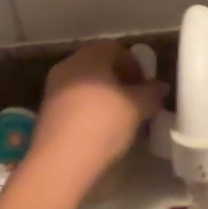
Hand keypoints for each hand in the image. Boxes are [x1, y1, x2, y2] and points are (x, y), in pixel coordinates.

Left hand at [31, 41, 166, 183]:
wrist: (61, 160)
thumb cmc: (103, 123)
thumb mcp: (136, 108)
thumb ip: (151, 94)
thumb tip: (160, 86)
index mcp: (89, 56)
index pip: (115, 48)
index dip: (134, 65)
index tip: (145, 87)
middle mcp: (68, 65)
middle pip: (98, 64)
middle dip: (119, 80)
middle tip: (135, 101)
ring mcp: (54, 87)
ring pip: (85, 83)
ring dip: (103, 95)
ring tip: (119, 119)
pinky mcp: (47, 110)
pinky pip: (73, 100)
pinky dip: (88, 108)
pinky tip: (99, 130)